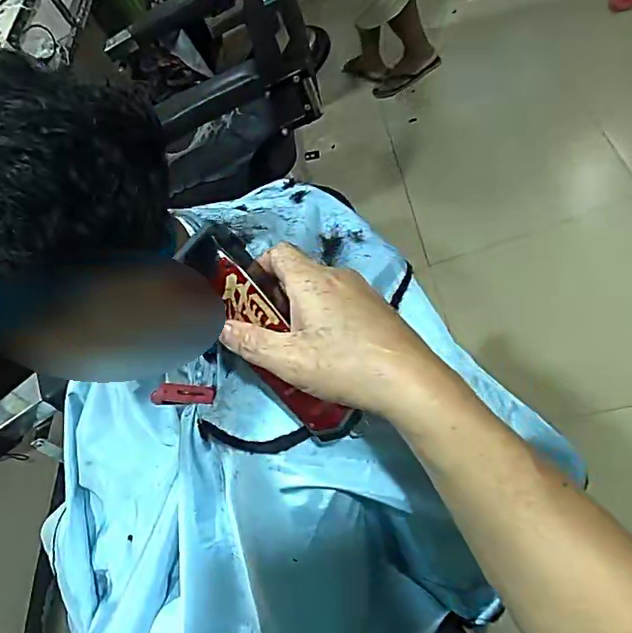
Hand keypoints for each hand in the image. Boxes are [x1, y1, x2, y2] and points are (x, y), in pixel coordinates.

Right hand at [217, 243, 462, 422]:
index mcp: (312, 280)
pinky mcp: (379, 308)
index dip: (257, 270)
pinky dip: (328, 315)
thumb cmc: (344, 365)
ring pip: (321, 288)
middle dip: (277, 296)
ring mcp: (363, 290)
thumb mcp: (288, 360)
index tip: (250, 300)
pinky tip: (334, 349)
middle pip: (298, 271)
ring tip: (301, 344)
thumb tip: (222, 328)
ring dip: (303, 308)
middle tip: (271, 330)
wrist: (409, 380)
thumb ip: (251, 342)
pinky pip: (342, 301)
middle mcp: (338, 276)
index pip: (277, 252)